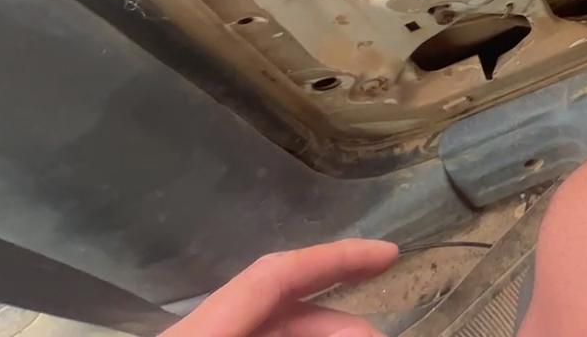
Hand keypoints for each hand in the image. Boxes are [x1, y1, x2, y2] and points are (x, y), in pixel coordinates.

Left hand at [161, 240, 397, 336]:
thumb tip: (365, 332)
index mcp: (196, 332)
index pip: (275, 274)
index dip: (338, 257)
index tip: (391, 256)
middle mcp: (195, 331)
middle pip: (278, 303)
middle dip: (335, 318)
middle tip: (379, 333)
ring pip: (269, 330)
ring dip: (320, 334)